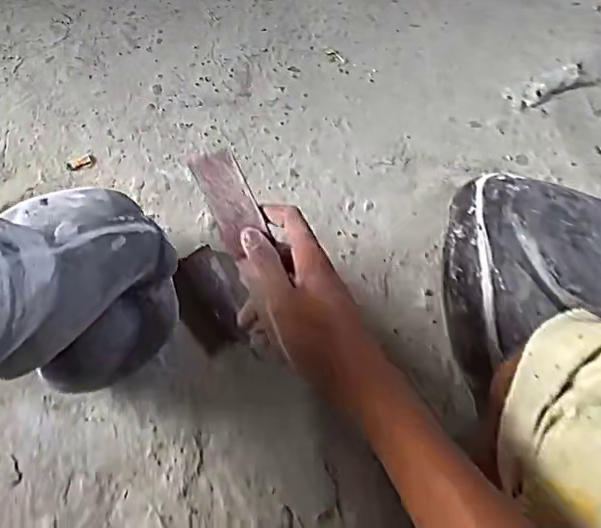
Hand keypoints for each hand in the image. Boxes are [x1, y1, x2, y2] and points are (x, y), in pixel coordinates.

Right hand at [234, 204, 369, 386]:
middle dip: (255, 263)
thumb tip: (249, 232)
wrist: (362, 389)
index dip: (266, 212)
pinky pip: (293, 303)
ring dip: (262, 294)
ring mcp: (323, 296)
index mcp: (310, 260)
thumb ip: (263, 263)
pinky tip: (264, 337)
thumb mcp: (281, 299)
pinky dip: (275, 313)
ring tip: (247, 320)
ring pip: (285, 281)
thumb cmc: (318, 340)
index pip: (290, 219)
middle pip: (283, 251)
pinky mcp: (324, 319)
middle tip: (238, 279)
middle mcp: (318, 272)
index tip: (241, 221)